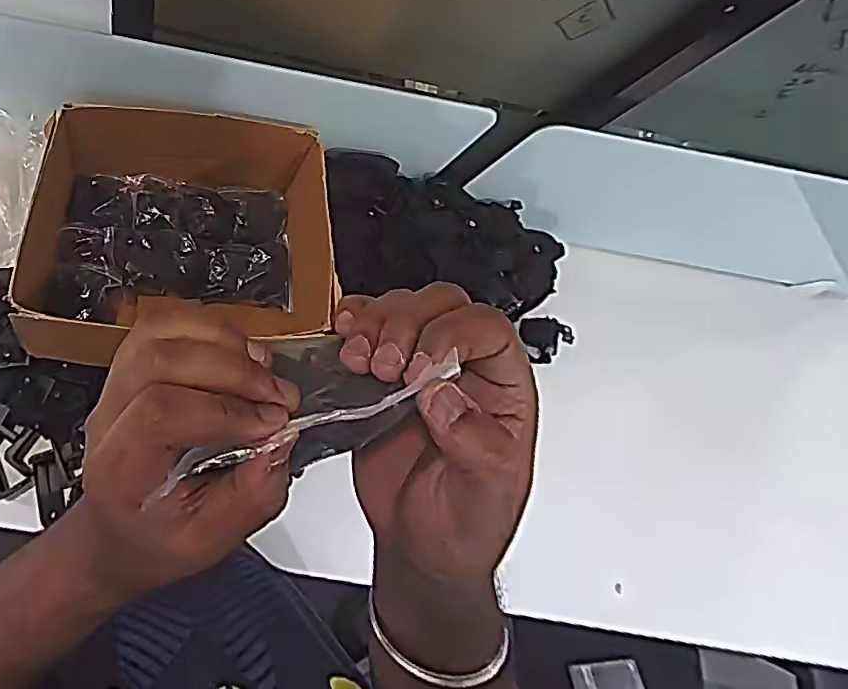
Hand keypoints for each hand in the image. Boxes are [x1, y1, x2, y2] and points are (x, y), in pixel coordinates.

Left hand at [62, 310, 301, 599]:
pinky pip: (165, 320)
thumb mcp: (206, 542)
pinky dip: (209, 326)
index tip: (270, 424)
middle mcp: (109, 415)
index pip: (160, 412)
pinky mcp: (133, 360)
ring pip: (161, 329)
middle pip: (162, 360)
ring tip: (261, 368)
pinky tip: (238, 350)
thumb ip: (249, 498)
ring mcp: (117, 381)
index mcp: (119, 467)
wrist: (118, 527)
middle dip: (233, 371)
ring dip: (223, 340)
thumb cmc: (153, 536)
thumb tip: (279, 444)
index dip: (224, 410)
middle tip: (276, 395)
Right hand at [339, 283, 536, 677]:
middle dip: (405, 324)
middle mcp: (463, 364)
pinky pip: (368, 323)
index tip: (420, 372)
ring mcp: (419, 362)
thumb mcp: (485, 494)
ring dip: (375, 323)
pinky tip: (345, 341)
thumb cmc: (464, 521)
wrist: (418, 543)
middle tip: (385, 366)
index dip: (451, 336)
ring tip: (359, 360)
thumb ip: (475, 445)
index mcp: (502, 386)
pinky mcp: (380, 367)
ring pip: (403, 305)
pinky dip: (352, 323)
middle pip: (441, 304)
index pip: (486, 328)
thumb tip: (445, 397)